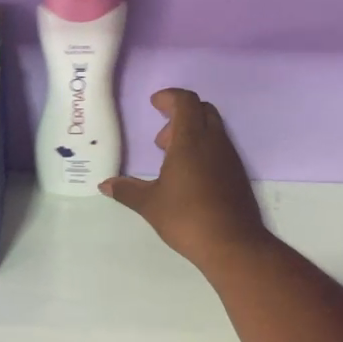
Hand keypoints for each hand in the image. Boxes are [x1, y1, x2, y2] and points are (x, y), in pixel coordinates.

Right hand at [101, 88, 271, 271]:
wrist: (232, 244)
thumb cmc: (187, 218)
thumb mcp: (150, 204)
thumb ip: (127, 190)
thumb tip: (105, 185)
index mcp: (191, 141)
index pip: (185, 102)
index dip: (169, 97)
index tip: (154, 103)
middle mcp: (214, 142)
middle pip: (202, 110)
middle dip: (180, 115)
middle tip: (160, 140)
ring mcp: (229, 157)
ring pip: (213, 128)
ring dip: (191, 133)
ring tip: (171, 160)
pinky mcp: (237, 173)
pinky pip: (219, 147)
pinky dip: (203, 148)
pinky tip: (189, 176)